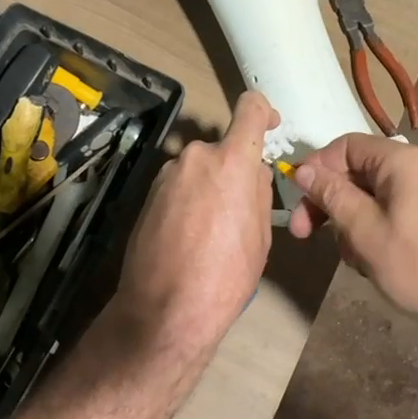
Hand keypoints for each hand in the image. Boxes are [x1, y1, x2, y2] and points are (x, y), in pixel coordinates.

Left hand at [107, 92, 278, 364]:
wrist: (164, 310)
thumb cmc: (225, 275)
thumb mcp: (260, 235)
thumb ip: (258, 191)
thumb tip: (254, 171)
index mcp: (231, 160)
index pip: (250, 109)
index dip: (263, 111)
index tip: (268, 123)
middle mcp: (196, 155)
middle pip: (222, 148)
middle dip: (233, 169)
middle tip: (240, 208)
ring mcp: (168, 173)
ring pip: (199, 168)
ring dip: (209, 186)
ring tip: (212, 231)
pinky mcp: (148, 193)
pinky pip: (178, 185)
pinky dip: (188, 199)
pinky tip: (189, 236)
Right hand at [287, 134, 417, 342]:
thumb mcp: (365, 231)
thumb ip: (332, 195)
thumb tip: (304, 169)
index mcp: (403, 160)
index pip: (346, 146)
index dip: (316, 169)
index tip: (297, 201)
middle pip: (361, 170)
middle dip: (332, 202)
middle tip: (305, 234)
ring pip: (377, 195)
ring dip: (355, 222)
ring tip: (355, 260)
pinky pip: (398, 210)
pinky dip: (378, 229)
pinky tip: (377, 263)